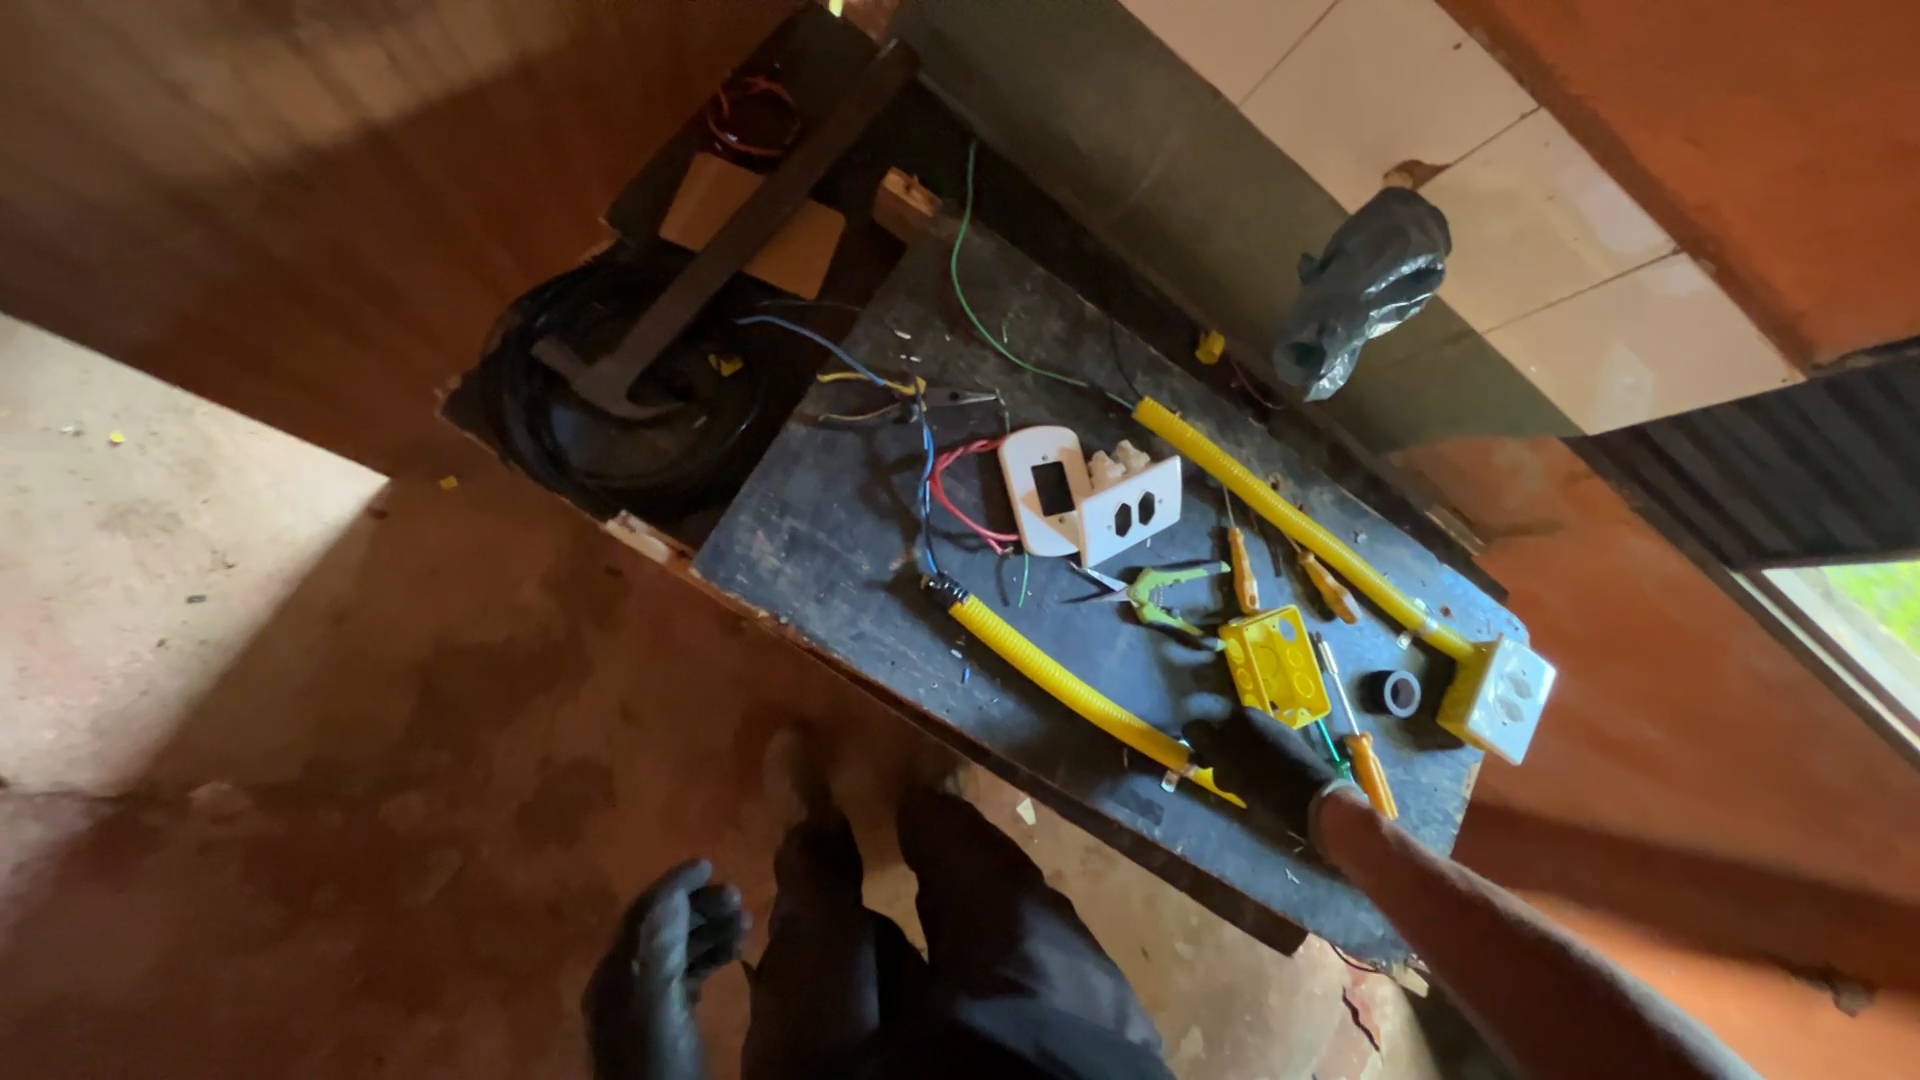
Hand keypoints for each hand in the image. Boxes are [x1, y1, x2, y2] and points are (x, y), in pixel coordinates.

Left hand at [584, 859, 749, 1079]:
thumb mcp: (655, 1005)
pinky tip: (735, 954)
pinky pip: (687, 974)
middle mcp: (625, 986)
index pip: (642, 915)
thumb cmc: (656, 1066)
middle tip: (739, 896)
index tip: (710, 863)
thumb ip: (658, 950)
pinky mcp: (667, 1026)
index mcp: (615, 977)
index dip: (673, 885)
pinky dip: (712, 956)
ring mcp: (646, 1008)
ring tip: (746, 923)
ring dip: (711, 929)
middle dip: (699, 906)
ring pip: (677, 950)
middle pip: (661, 929)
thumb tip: (673, 892)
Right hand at [1185, 707, 1351, 843]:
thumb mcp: (1225, 760)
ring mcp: (1279, 735)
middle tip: (1223, 780)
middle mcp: (1261, 719)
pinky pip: (1262, 759)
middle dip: (1219, 758)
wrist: (1316, 802)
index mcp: (1243, 715)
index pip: (1207, 723)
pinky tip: (1261, 790)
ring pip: (1243, 750)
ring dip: (1237, 768)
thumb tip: (1189, 727)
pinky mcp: (1293, 753)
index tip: (1200, 765)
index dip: (1200, 745)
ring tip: (1242, 790)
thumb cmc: (1264, 780)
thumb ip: (1202, 739)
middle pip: (1226, 736)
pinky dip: (1255, 772)